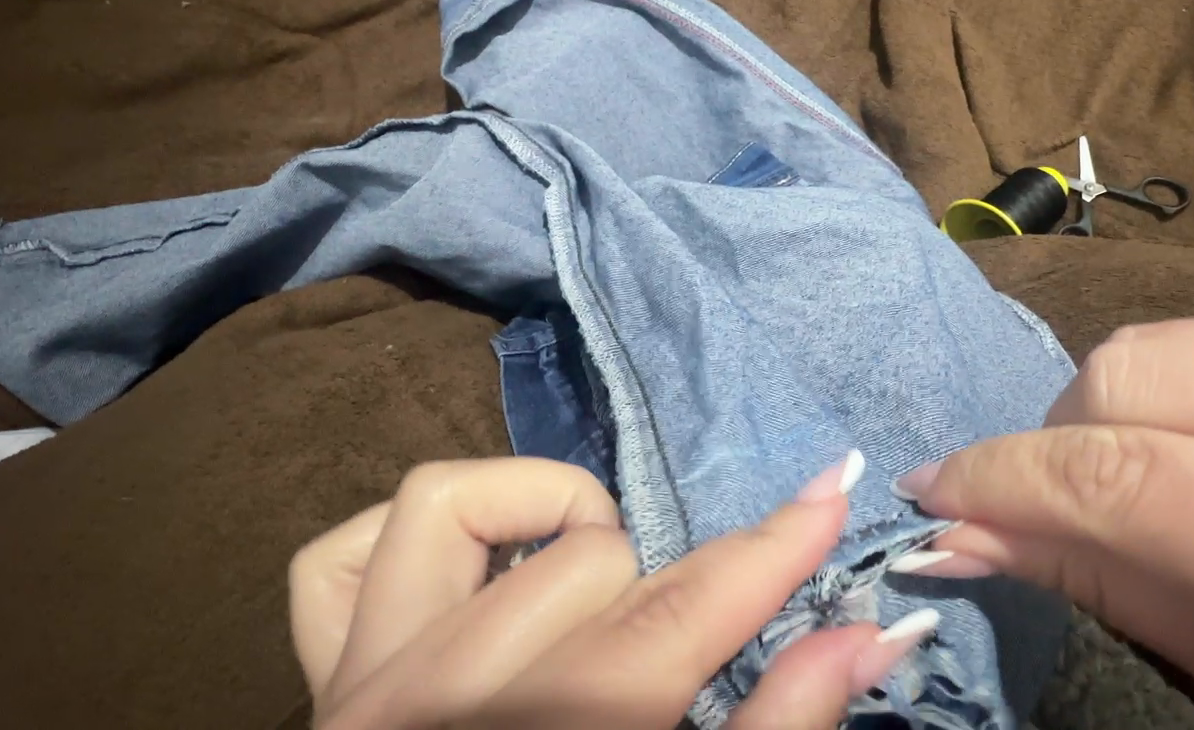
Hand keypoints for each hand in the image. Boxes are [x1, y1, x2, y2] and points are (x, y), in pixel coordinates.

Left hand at [289, 454, 934, 729]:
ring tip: (588, 596)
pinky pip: (343, 555)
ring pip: (458, 505)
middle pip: (588, 562)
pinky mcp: (323, 683)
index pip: (683, 612)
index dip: (772, 545)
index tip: (831, 487)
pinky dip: (424, 539)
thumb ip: (780, 725)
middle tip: (675, 661)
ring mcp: (363, 685)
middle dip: (659, 598)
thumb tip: (869, 634)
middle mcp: (438, 697)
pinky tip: (479, 574)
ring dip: (551, 532)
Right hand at [889, 319, 1193, 728]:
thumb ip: (1106, 591)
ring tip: (1126, 484)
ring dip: (1099, 412)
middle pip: (1133, 373)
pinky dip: (1153, 391)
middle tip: (1048, 509)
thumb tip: (957, 536)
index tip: (930, 494)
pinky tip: (1187, 447)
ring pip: (1154, 340)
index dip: (1010, 479)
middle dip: (1053, 440)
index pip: (1139, 476)